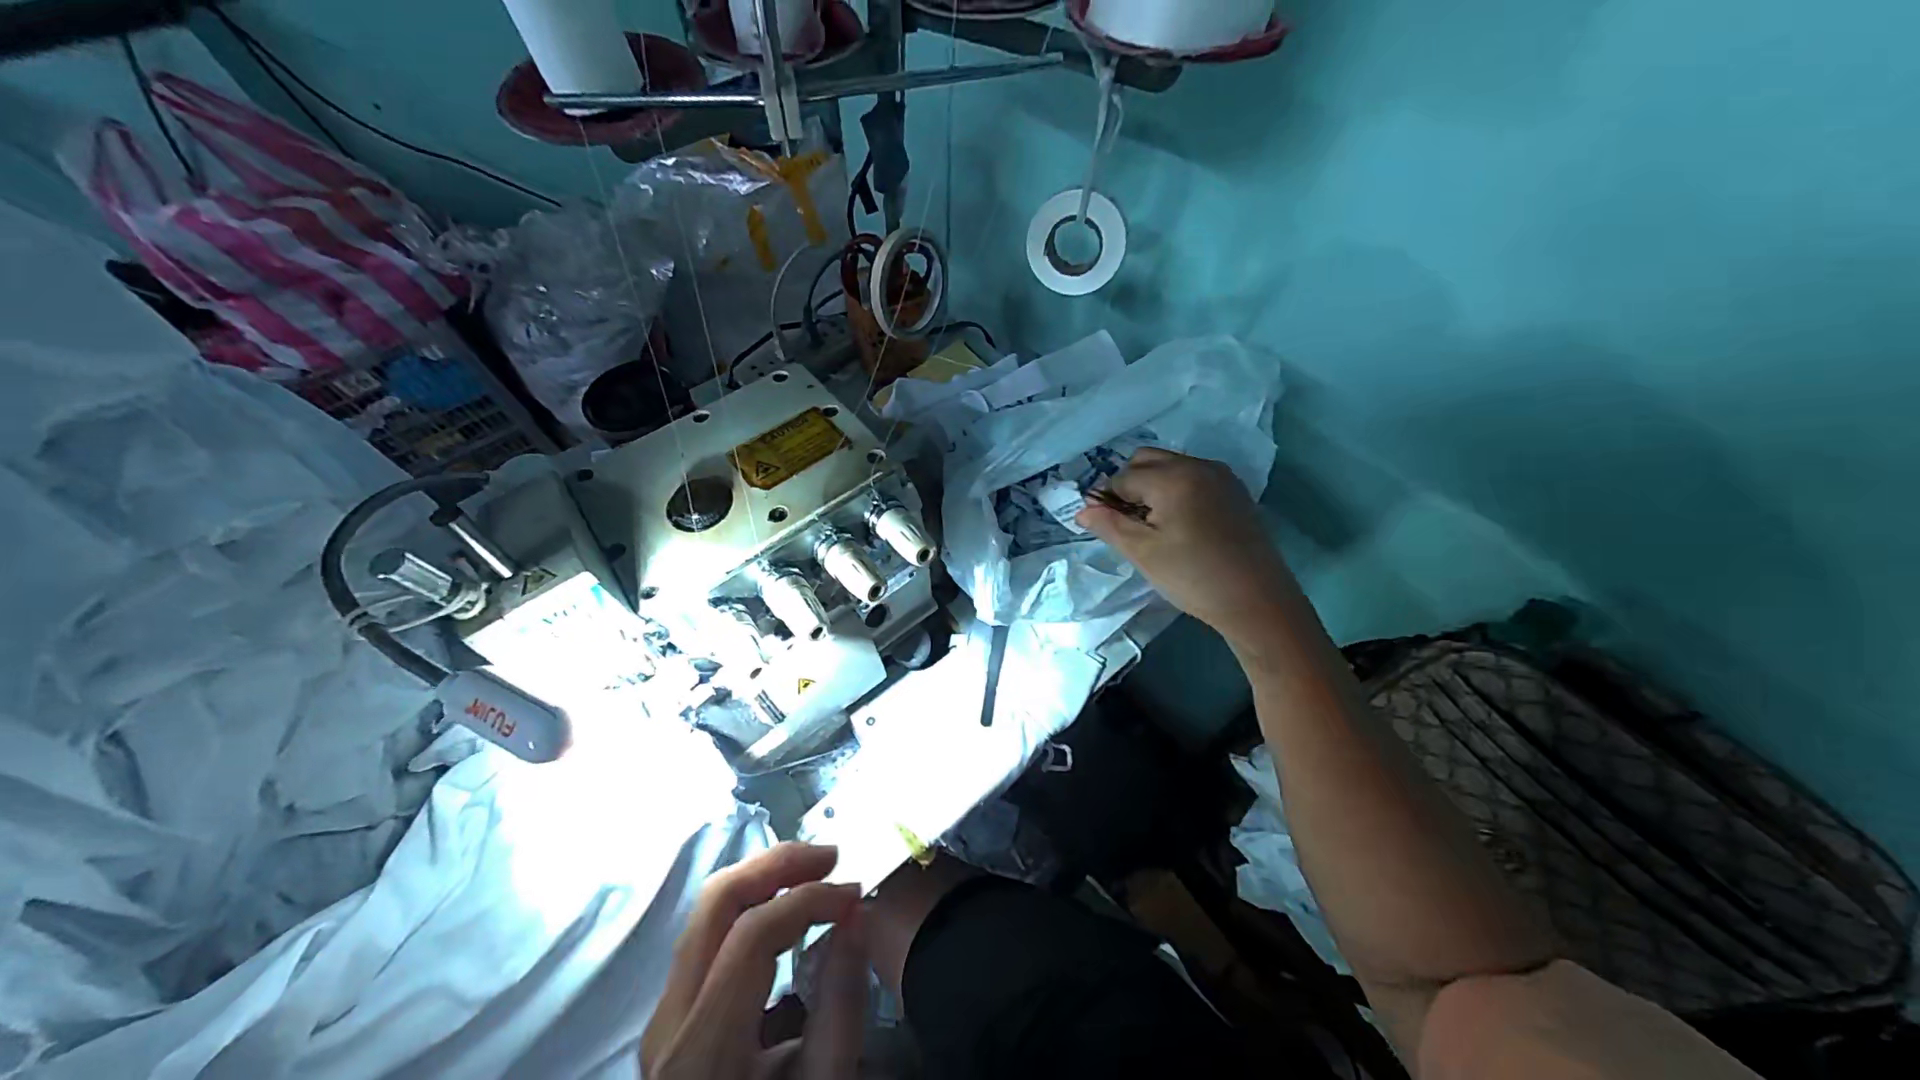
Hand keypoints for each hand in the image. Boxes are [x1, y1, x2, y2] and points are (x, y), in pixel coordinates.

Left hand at [641, 844, 866, 1079]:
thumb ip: (841, 1004)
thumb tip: (855, 915)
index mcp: (702, 1050)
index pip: (752, 936)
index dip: (809, 899)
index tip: (857, 893)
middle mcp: (668, 1023)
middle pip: (714, 905)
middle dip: (776, 865)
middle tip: (830, 857)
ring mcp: (663, 1019)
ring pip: (705, 915)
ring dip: (762, 879)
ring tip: (814, 873)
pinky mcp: (672, 1019)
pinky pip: (707, 939)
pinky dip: (750, 907)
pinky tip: (787, 908)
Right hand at [1076, 448, 1300, 646]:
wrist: (1258, 601)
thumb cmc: (1194, 577)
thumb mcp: (1143, 553)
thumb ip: (1108, 525)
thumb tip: (1082, 509)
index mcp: (1172, 477)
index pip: (1122, 477)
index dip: (1107, 500)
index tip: (1105, 527)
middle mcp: (1197, 465)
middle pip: (1145, 459)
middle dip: (1128, 484)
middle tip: (1127, 523)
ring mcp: (1220, 475)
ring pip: (1169, 466)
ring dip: (1151, 485)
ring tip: (1152, 525)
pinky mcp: (1234, 490)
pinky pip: (1192, 476)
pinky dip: (1175, 489)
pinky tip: (1178, 523)